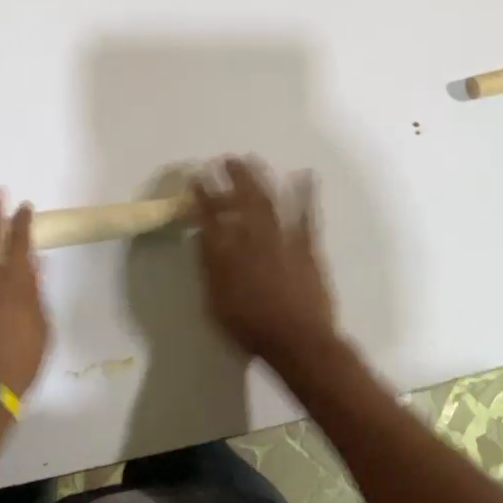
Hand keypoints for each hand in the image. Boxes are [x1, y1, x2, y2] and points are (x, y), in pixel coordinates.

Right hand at [191, 157, 340, 366]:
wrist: (298, 343)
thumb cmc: (250, 329)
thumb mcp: (215, 302)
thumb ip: (209, 268)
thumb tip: (202, 238)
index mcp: (225, 254)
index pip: (208, 216)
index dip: (201, 195)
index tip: (195, 177)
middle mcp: (251, 239)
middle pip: (238, 201)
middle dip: (229, 178)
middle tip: (223, 159)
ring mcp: (281, 240)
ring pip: (268, 201)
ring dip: (258, 178)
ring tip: (251, 159)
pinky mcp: (307, 246)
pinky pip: (306, 214)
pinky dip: (305, 193)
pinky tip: (305, 174)